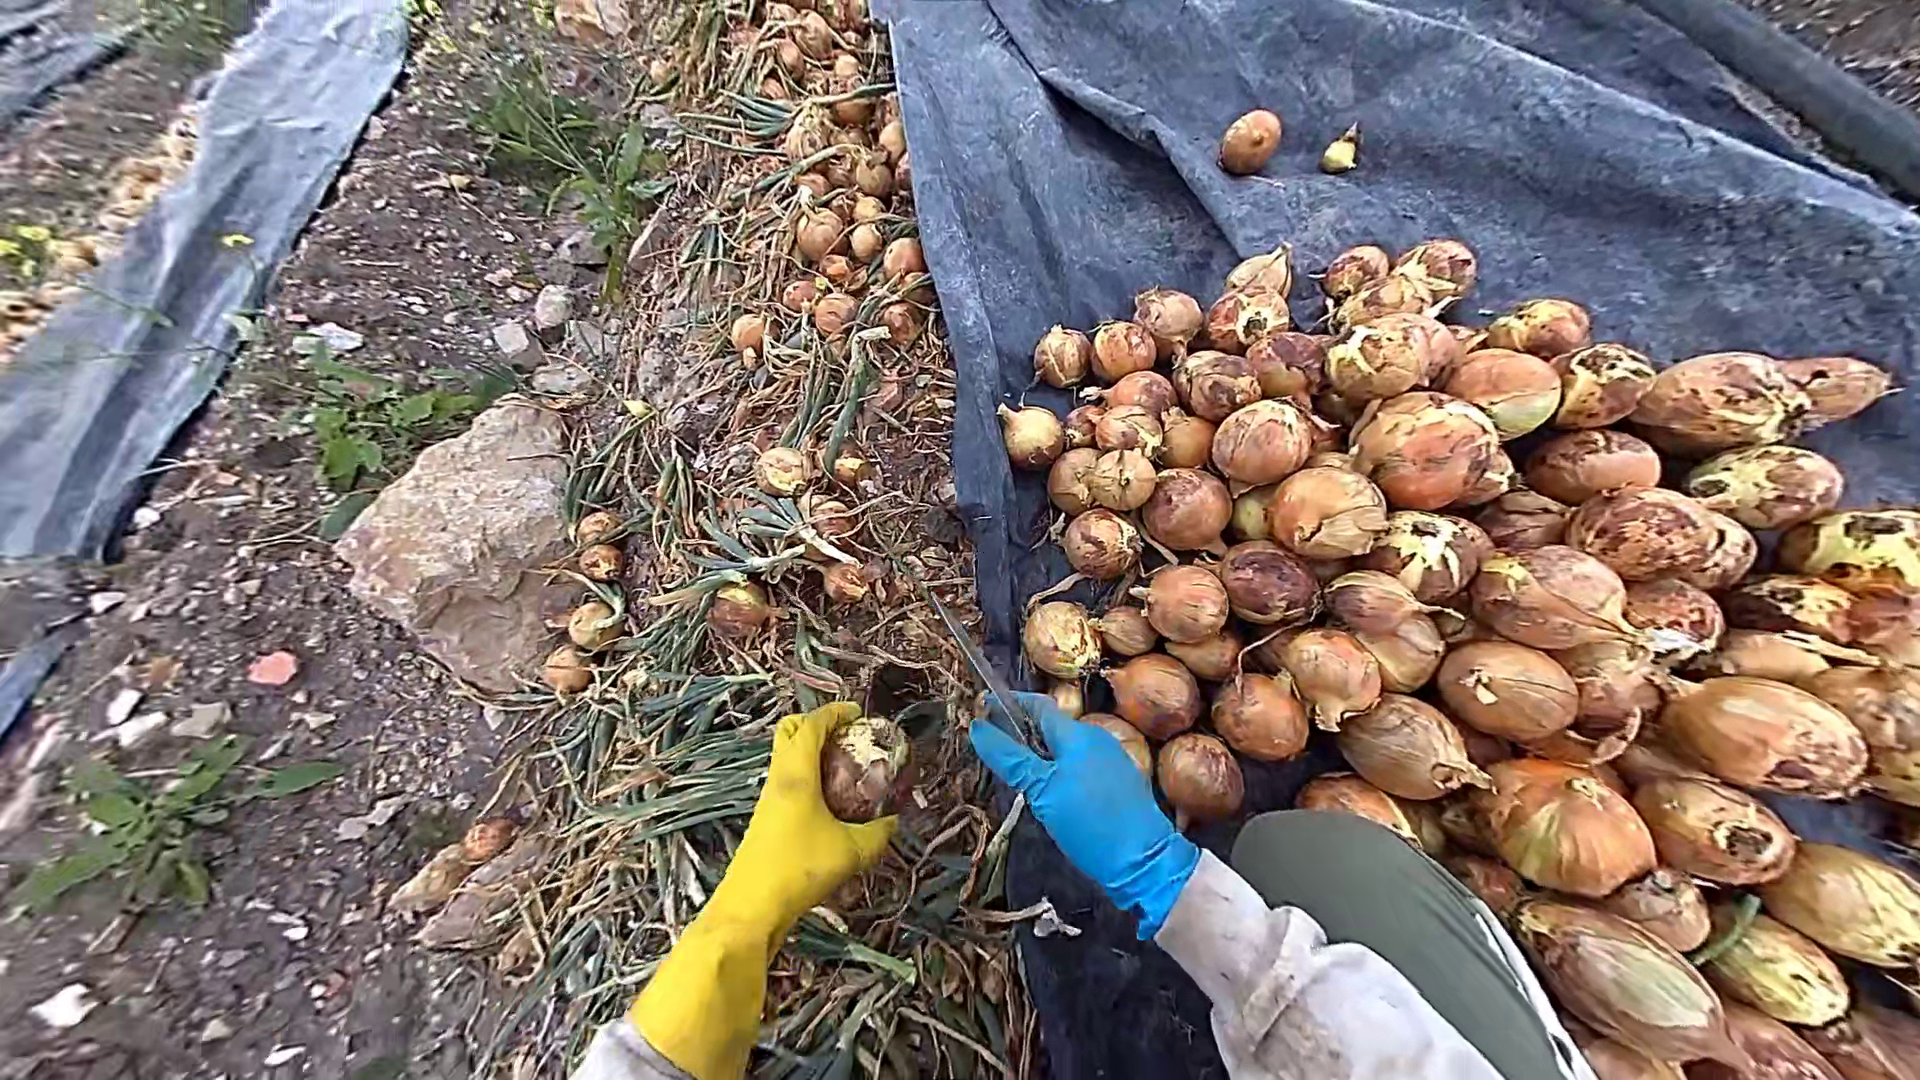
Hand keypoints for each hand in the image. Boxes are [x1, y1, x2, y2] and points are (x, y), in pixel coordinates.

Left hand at [717, 702, 897, 943]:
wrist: (749, 910)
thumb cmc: (799, 869)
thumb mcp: (851, 851)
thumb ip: (878, 834)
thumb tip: (894, 822)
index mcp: (796, 773)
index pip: (812, 724)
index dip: (835, 712)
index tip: (858, 713)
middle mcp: (779, 777)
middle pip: (789, 731)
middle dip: (816, 724)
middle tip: (845, 736)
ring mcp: (769, 798)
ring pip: (786, 755)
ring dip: (811, 750)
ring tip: (843, 767)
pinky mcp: (766, 818)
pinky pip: (786, 779)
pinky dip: (807, 774)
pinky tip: (828, 799)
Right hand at [970, 692, 1198, 937]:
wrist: (1145, 862)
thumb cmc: (1089, 821)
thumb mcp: (1041, 790)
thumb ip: (1009, 758)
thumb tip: (977, 727)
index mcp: (1076, 733)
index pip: (1037, 705)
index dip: (1009, 704)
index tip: (982, 710)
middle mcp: (1094, 738)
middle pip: (1049, 726)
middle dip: (1021, 732)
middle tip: (993, 749)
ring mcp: (1108, 760)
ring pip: (1063, 748)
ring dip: (1038, 754)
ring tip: (1015, 774)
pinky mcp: (1116, 782)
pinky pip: (1078, 765)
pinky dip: (1057, 770)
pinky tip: (1047, 793)